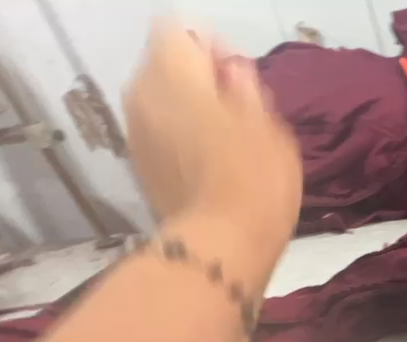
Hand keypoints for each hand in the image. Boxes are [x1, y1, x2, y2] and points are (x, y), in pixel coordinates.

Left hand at [123, 20, 300, 280]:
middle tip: (241, 116)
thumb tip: (233, 75)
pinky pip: (161, 135)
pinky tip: (212, 170)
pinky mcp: (139, 165)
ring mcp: (135, 129)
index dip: (215, 50)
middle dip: (201, 83)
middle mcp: (141, 90)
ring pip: (163, 102)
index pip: (183, 31)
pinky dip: (182, 141)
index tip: (244, 82)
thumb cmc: (256, 181)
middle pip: (168, 66)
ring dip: (191, 113)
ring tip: (228, 146)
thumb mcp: (271, 129)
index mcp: (173, 71)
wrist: (222, 243)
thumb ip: (247, 90)